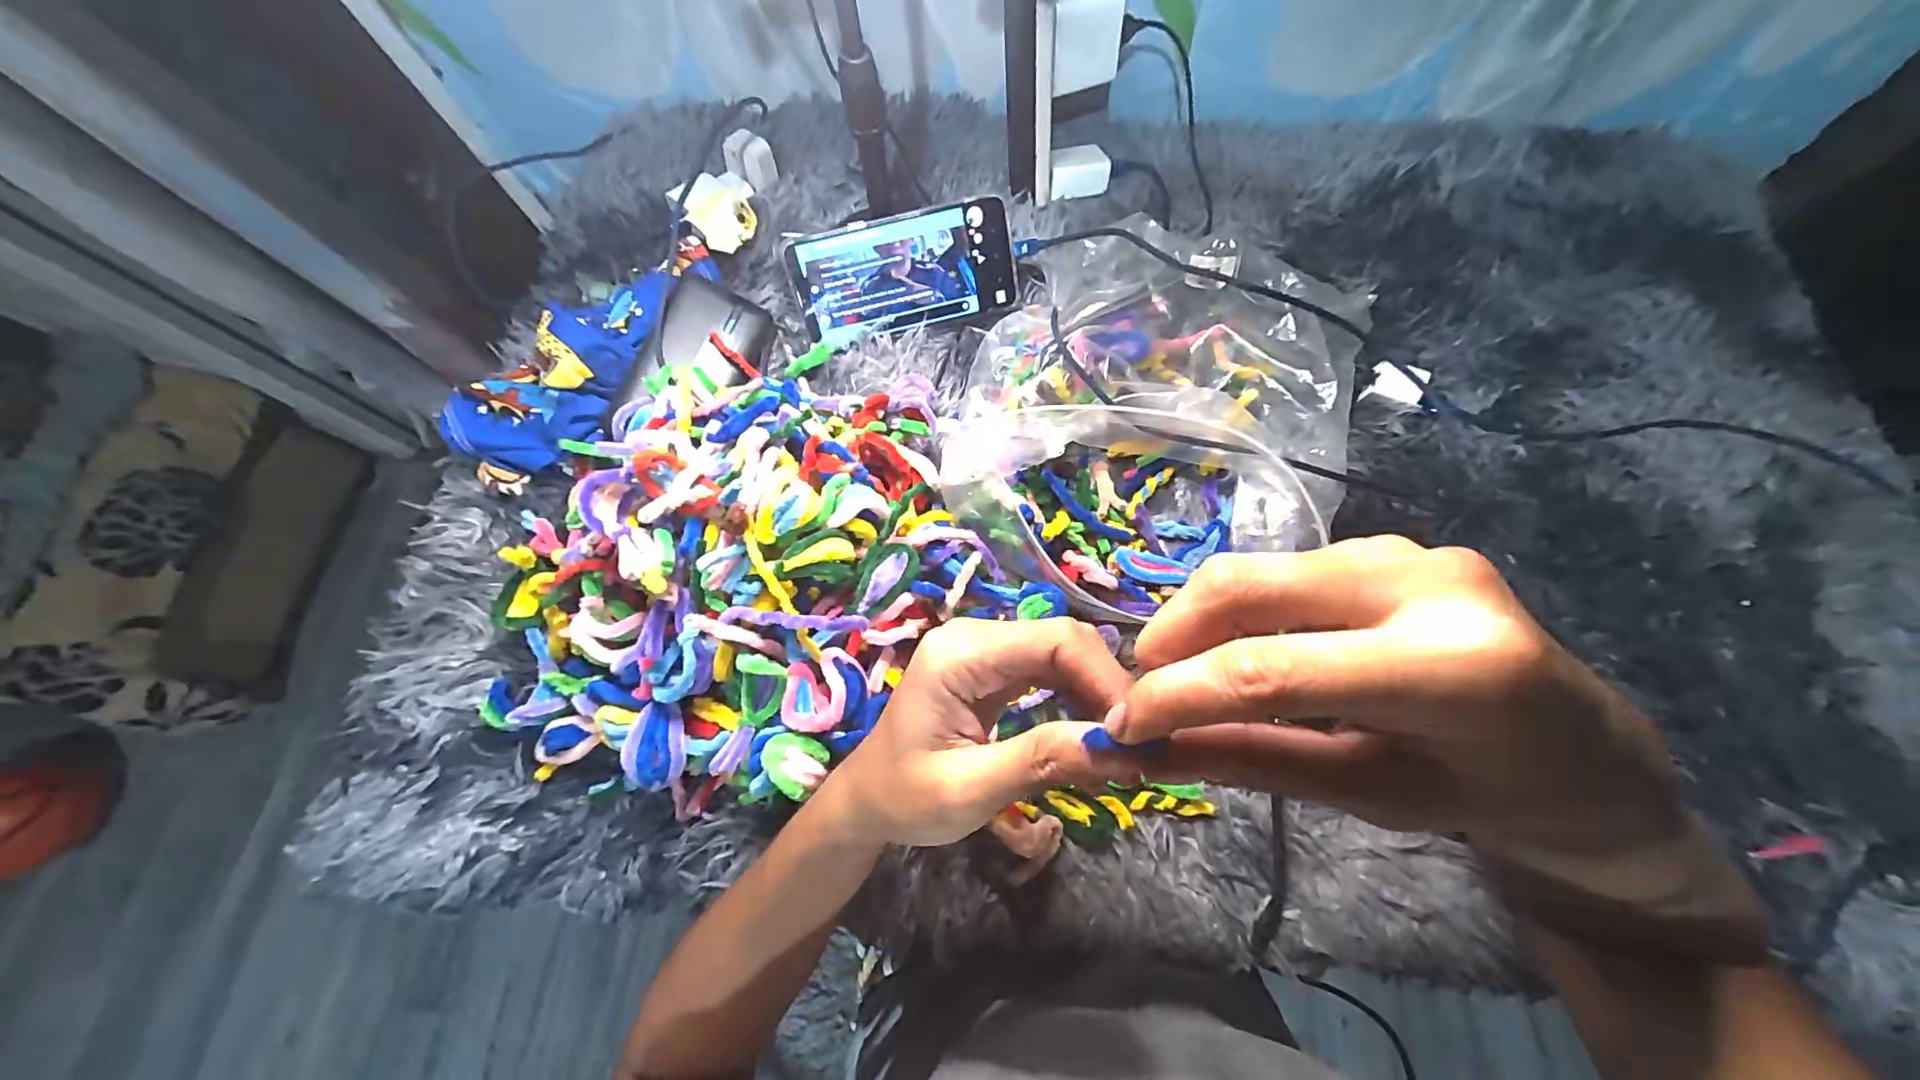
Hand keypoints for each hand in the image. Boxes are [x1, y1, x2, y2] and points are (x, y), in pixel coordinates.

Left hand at [813, 618, 1136, 848]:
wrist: (865, 802)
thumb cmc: (904, 799)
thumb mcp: (969, 789)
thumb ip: (1041, 761)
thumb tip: (1121, 749)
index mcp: (960, 653)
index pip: (1054, 640)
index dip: (1104, 678)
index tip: (1136, 732)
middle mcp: (975, 636)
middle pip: (1064, 640)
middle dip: (1106, 688)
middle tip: (1139, 744)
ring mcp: (984, 649)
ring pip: (1063, 654)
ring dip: (1097, 695)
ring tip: (1122, 744)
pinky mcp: (992, 669)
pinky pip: (1050, 671)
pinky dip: (1078, 699)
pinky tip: (1094, 733)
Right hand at [1106, 536, 1766, 954]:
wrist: (1595, 756)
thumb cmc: (1489, 799)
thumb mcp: (1364, 796)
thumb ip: (1247, 760)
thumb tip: (1142, 751)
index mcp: (1450, 668)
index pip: (1269, 669)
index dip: (1176, 695)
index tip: (1121, 725)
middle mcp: (1427, 580)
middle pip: (1244, 588)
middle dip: (1169, 638)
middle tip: (1141, 692)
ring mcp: (1409, 548)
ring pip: (1254, 569)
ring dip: (1196, 622)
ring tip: (1185, 676)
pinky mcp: (1390, 543)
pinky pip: (1281, 569)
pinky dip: (1236, 611)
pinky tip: (1237, 649)